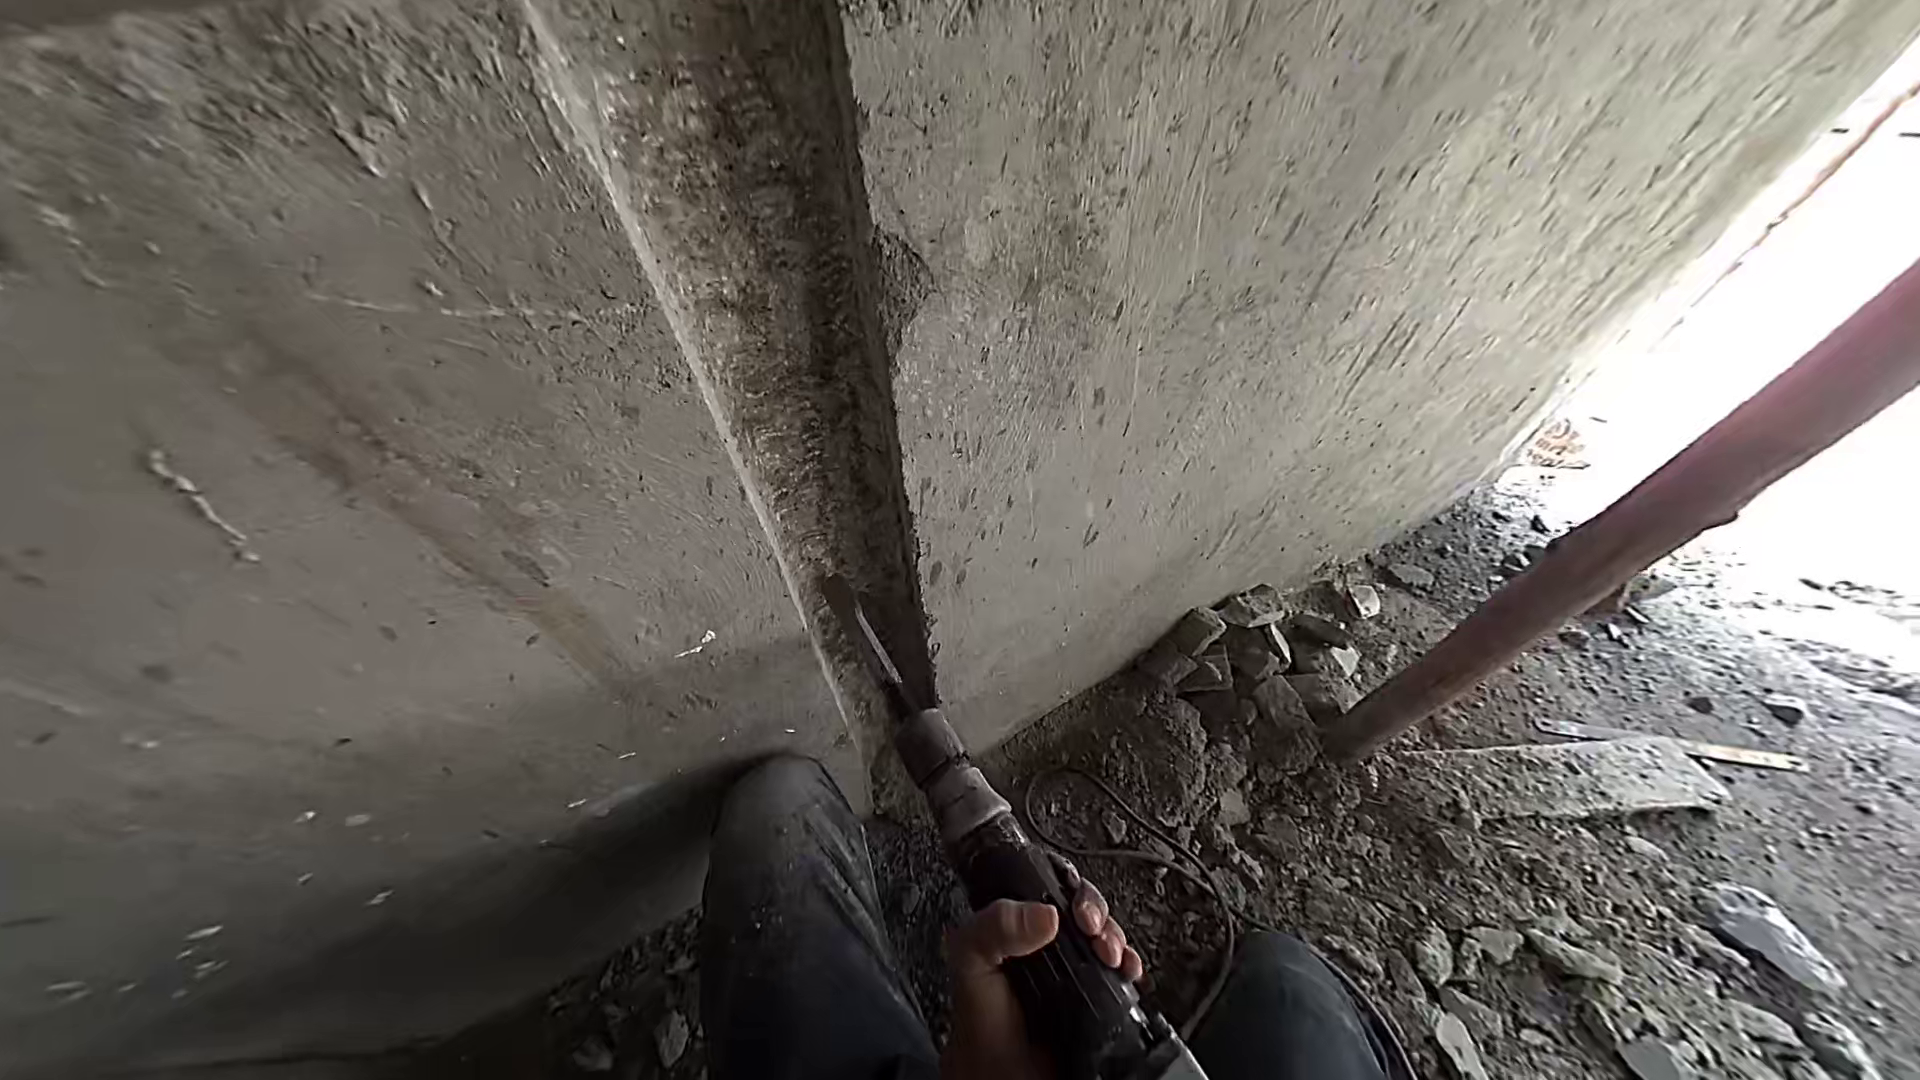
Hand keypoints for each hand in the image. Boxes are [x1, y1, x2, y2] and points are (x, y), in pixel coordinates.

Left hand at [939, 875, 1144, 1079]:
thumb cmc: (980, 1022)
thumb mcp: (971, 957)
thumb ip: (995, 925)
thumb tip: (1046, 915)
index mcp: (1019, 923)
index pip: (1049, 885)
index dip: (1067, 887)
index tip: (1074, 907)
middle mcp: (1048, 942)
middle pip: (1084, 905)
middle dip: (1096, 910)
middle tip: (1092, 927)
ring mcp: (1075, 970)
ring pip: (1105, 934)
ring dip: (1115, 936)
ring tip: (1110, 953)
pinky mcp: (1098, 999)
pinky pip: (1122, 973)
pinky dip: (1130, 966)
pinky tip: (1127, 970)